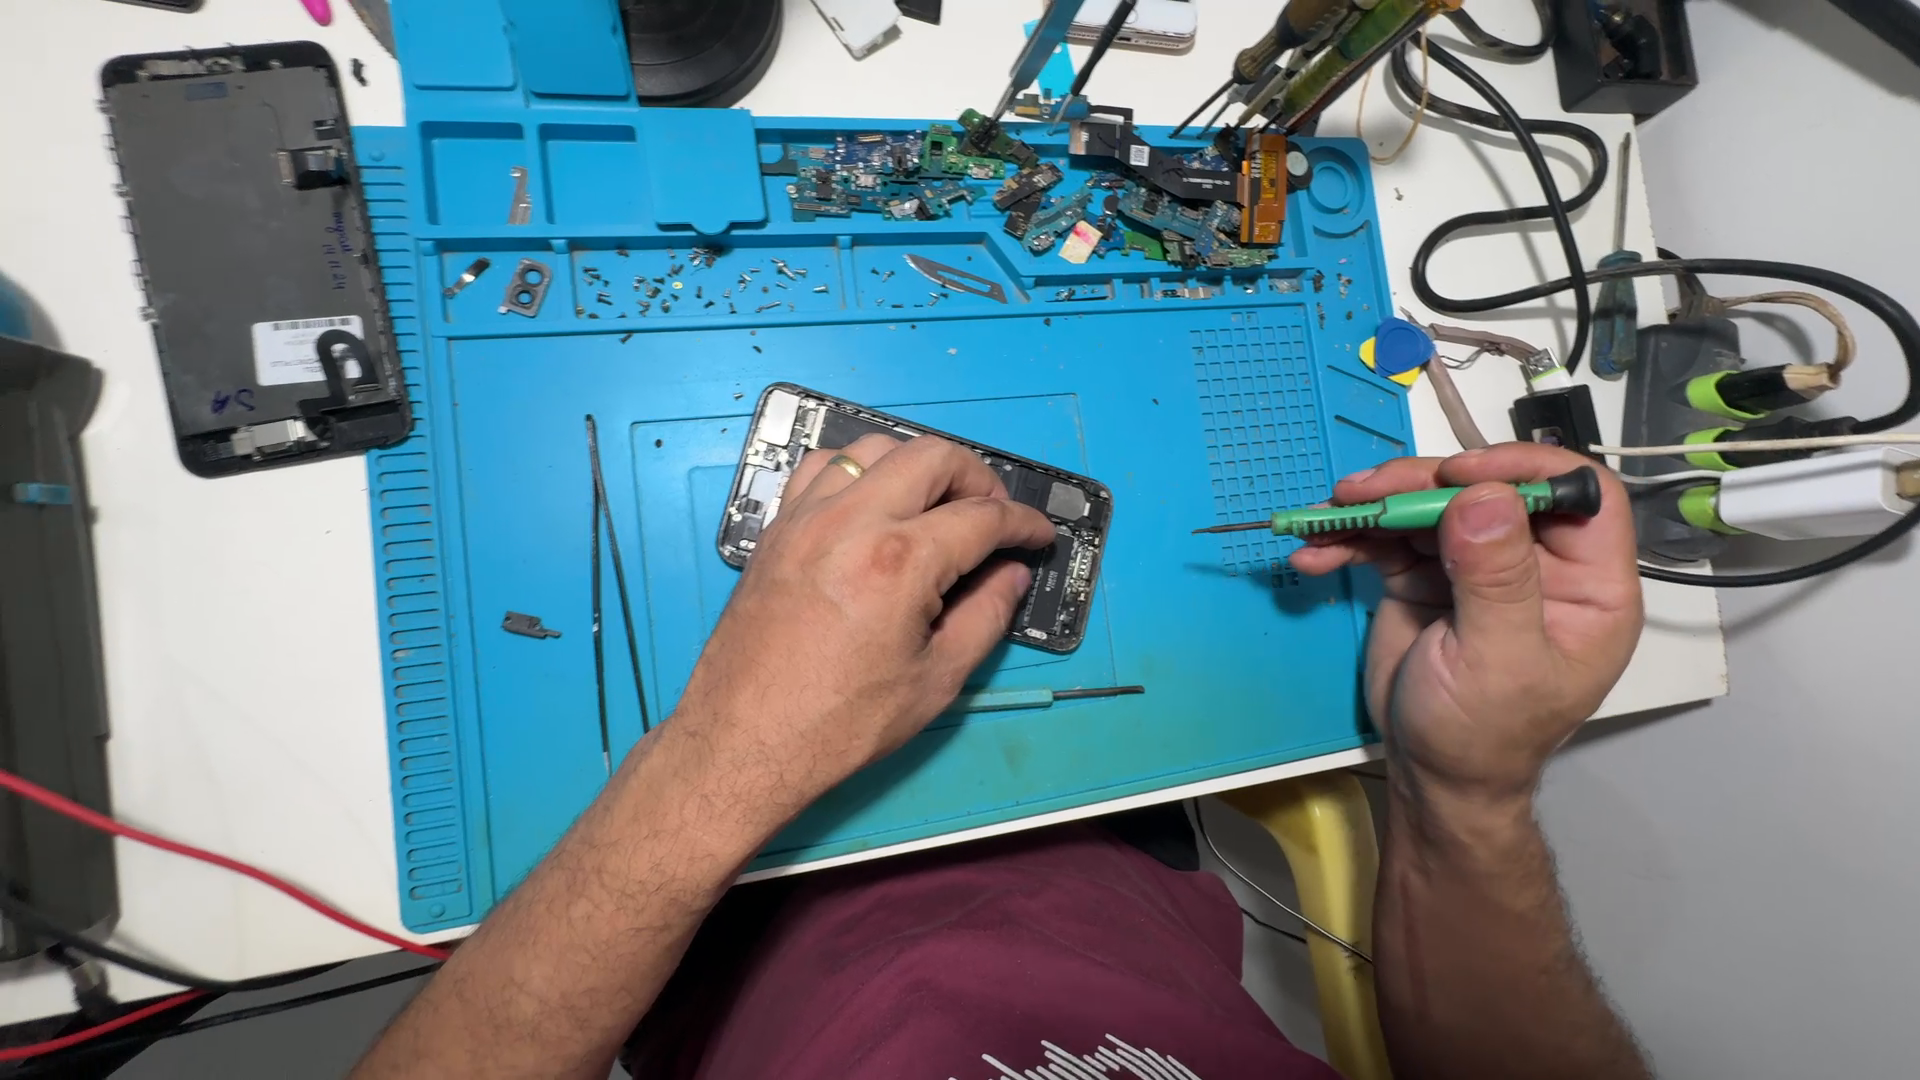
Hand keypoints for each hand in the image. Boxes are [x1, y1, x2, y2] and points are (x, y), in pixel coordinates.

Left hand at [669, 433, 1055, 815]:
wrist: (743, 741)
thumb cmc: (843, 723)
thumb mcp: (935, 681)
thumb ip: (986, 616)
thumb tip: (1012, 574)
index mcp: (901, 561)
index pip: (982, 517)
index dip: (1023, 524)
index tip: (1039, 536)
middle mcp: (853, 520)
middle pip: (933, 457)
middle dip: (979, 479)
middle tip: (993, 518)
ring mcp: (807, 517)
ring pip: (875, 449)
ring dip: (918, 467)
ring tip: (934, 507)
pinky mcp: (777, 527)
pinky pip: (822, 468)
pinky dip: (858, 471)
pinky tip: (869, 505)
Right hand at [1289, 443, 1642, 803]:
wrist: (1427, 770)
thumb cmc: (1483, 730)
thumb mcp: (1497, 661)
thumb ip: (1497, 580)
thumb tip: (1482, 498)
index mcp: (1582, 583)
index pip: (1574, 496)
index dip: (1520, 469)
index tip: (1455, 473)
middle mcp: (1529, 563)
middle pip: (1479, 492)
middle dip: (1416, 485)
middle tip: (1359, 493)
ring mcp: (1468, 566)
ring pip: (1424, 508)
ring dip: (1368, 508)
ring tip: (1321, 518)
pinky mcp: (1419, 577)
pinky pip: (1382, 541)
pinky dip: (1345, 541)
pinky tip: (1313, 553)